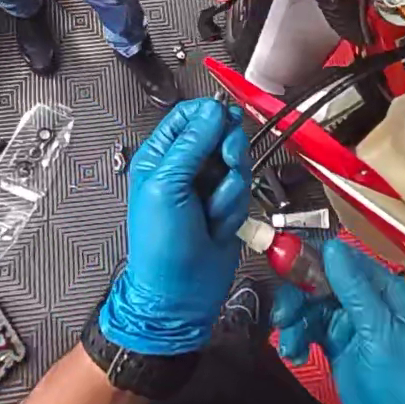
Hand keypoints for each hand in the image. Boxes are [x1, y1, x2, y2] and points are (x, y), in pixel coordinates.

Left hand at [99, 99, 250, 354]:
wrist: (181, 294)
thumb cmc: (160, 246)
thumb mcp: (168, 186)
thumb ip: (191, 144)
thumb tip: (210, 110)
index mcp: (160, 157)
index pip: (188, 116)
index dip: (209, 114)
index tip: (225, 120)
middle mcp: (185, 168)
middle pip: (220, 135)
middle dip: (227, 153)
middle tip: (224, 167)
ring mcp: (207, 187)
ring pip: (237, 163)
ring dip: (230, 189)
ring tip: (213, 211)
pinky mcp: (226, 206)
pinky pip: (244, 191)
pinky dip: (235, 208)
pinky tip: (219, 225)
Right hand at [272, 241, 404, 403]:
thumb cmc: (403, 391)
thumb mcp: (379, 336)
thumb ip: (355, 290)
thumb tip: (332, 246)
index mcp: (387, 292)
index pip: (344, 259)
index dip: (311, 260)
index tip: (280, 266)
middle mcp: (369, 302)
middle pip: (322, 281)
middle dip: (299, 296)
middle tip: (282, 317)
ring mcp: (353, 325)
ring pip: (312, 305)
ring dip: (295, 321)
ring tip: (290, 346)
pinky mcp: (339, 346)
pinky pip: (311, 329)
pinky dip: (298, 337)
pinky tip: (293, 354)